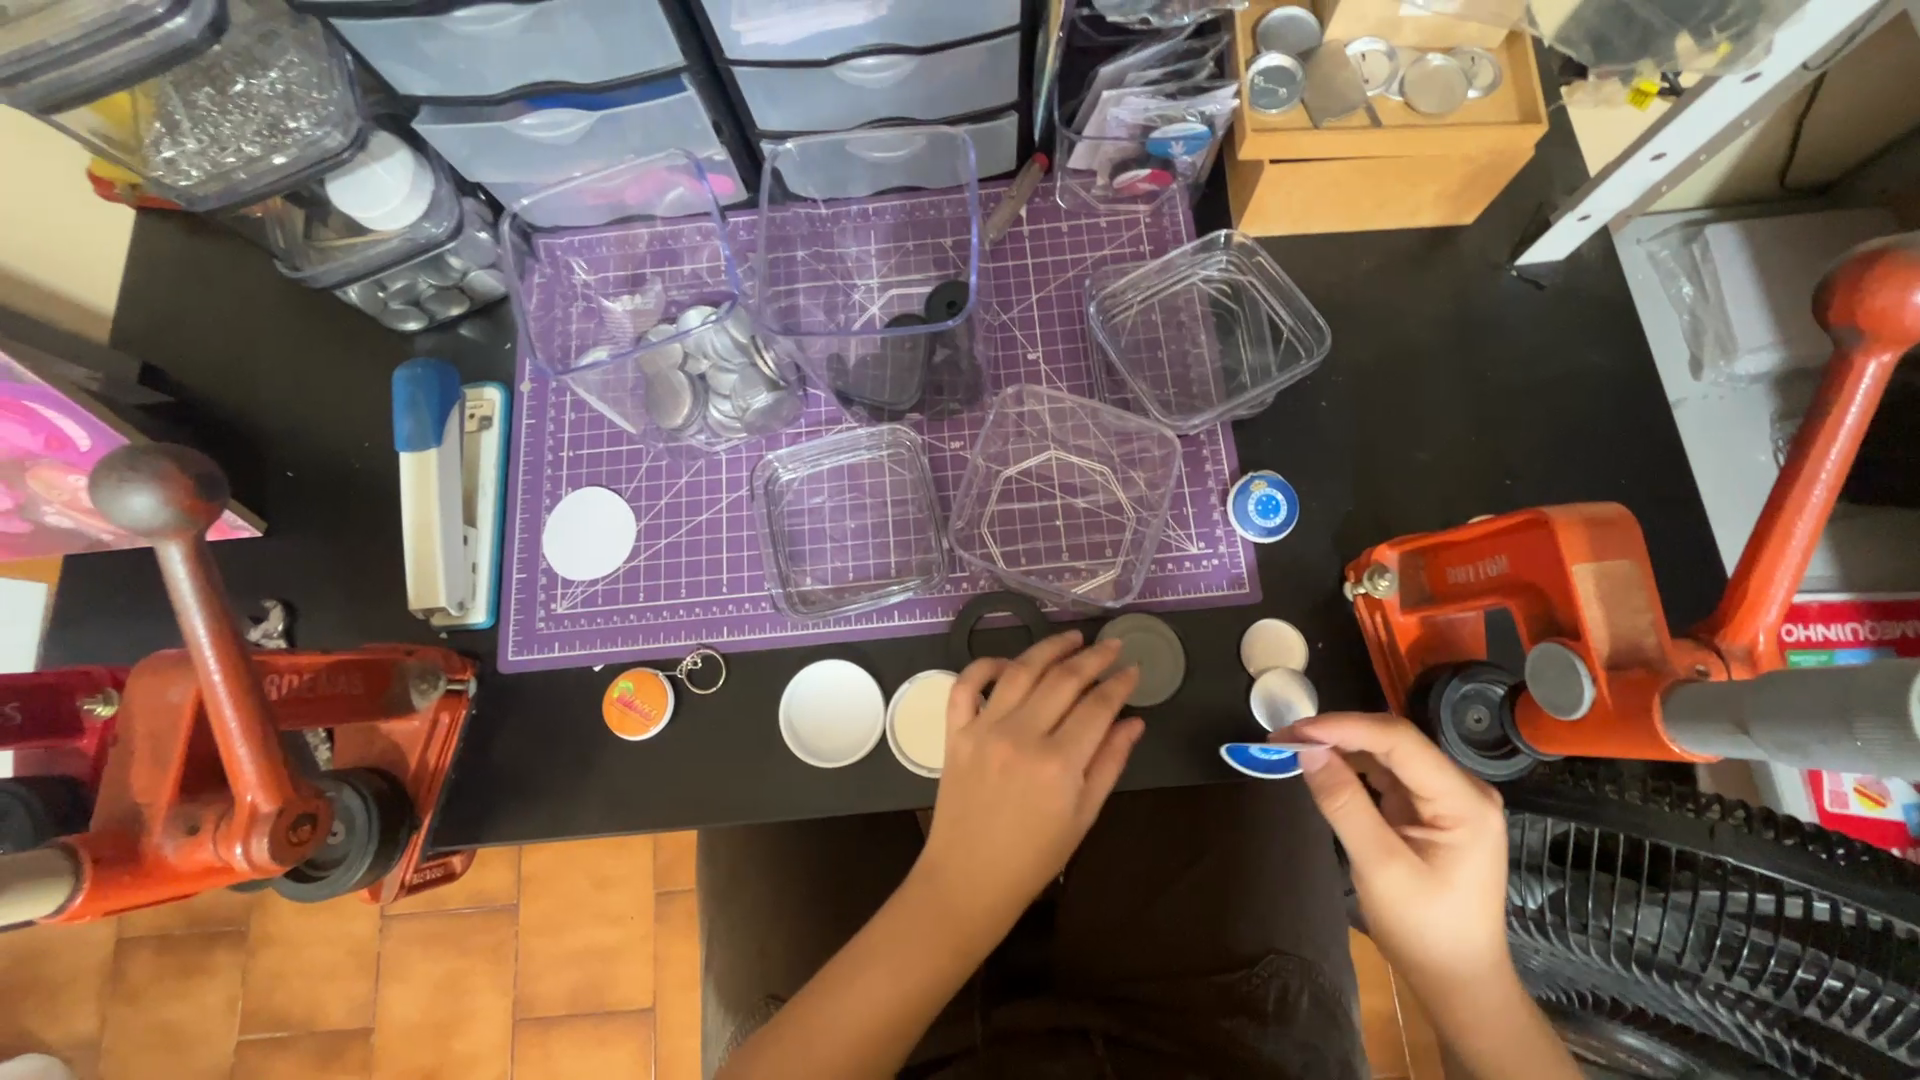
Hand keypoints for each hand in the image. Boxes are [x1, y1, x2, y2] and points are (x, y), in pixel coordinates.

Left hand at [916, 630, 1144, 926]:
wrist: (969, 878)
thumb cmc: (1035, 856)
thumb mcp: (1084, 815)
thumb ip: (1110, 762)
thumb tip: (1134, 720)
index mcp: (1059, 763)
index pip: (1098, 706)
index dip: (1120, 683)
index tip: (1134, 669)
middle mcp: (1021, 736)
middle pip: (1063, 679)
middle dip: (1094, 657)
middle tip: (1113, 645)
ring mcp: (983, 730)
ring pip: (1020, 671)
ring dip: (1049, 648)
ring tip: (1073, 638)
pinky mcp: (955, 733)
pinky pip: (966, 685)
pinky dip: (986, 665)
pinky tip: (1010, 661)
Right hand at [1285, 713, 1510, 997]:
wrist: (1458, 979)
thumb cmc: (1425, 929)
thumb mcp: (1379, 867)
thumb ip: (1344, 803)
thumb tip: (1306, 750)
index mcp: (1464, 799)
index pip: (1399, 740)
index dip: (1344, 727)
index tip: (1294, 730)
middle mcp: (1461, 788)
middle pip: (1394, 741)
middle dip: (1338, 733)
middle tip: (1284, 738)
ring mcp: (1447, 798)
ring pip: (1387, 754)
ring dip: (1341, 748)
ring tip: (1294, 749)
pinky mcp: (1429, 810)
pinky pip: (1387, 775)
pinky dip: (1351, 768)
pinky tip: (1322, 769)